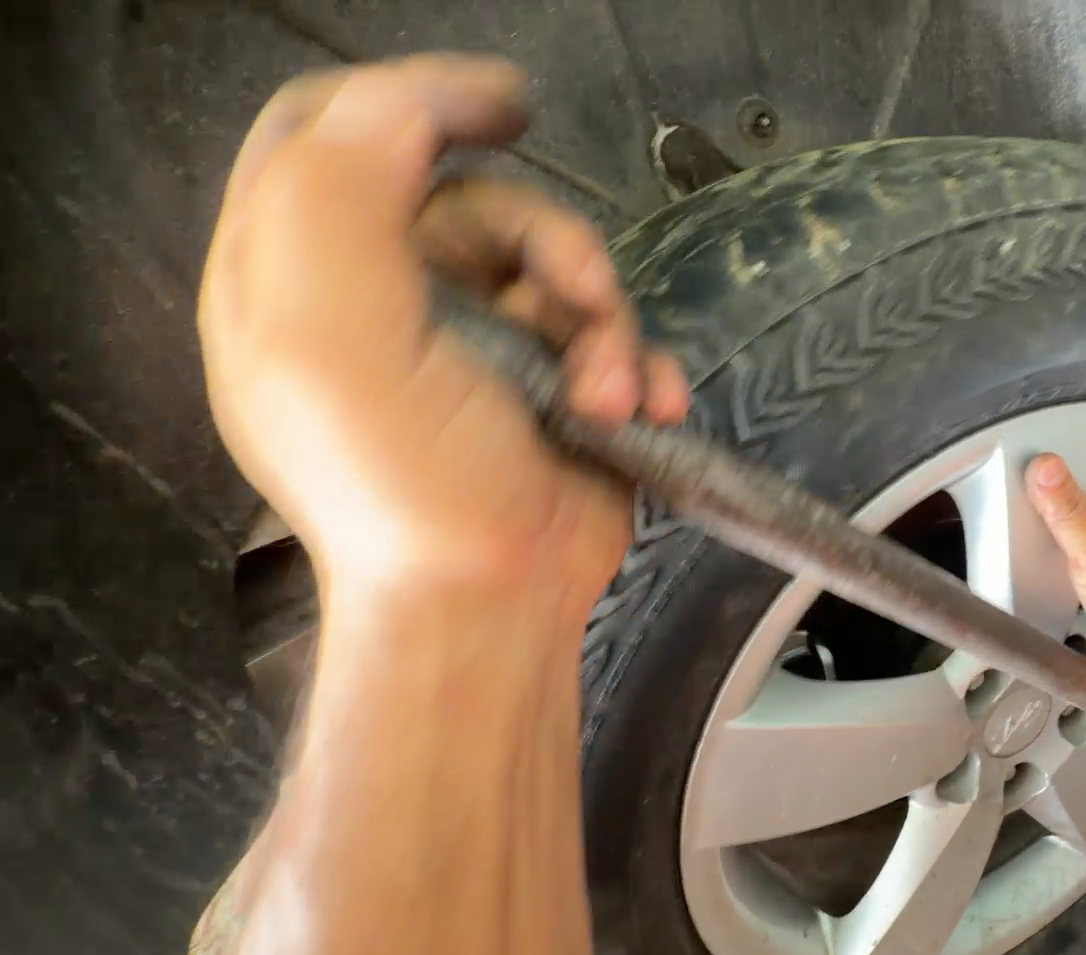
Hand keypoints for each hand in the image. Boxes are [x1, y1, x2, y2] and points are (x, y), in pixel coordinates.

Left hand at [198, 55, 687, 609]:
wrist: (496, 596)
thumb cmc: (410, 486)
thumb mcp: (331, 339)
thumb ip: (337, 198)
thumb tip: (407, 110)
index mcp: (313, 278)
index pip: (345, 141)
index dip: (419, 103)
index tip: (508, 108)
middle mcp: (404, 304)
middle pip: (487, 209)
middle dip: (557, 248)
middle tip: (586, 298)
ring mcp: (494, 352)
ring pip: (570, 280)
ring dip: (609, 329)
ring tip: (612, 395)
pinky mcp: (566, 393)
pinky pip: (620, 344)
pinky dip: (645, 369)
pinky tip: (648, 408)